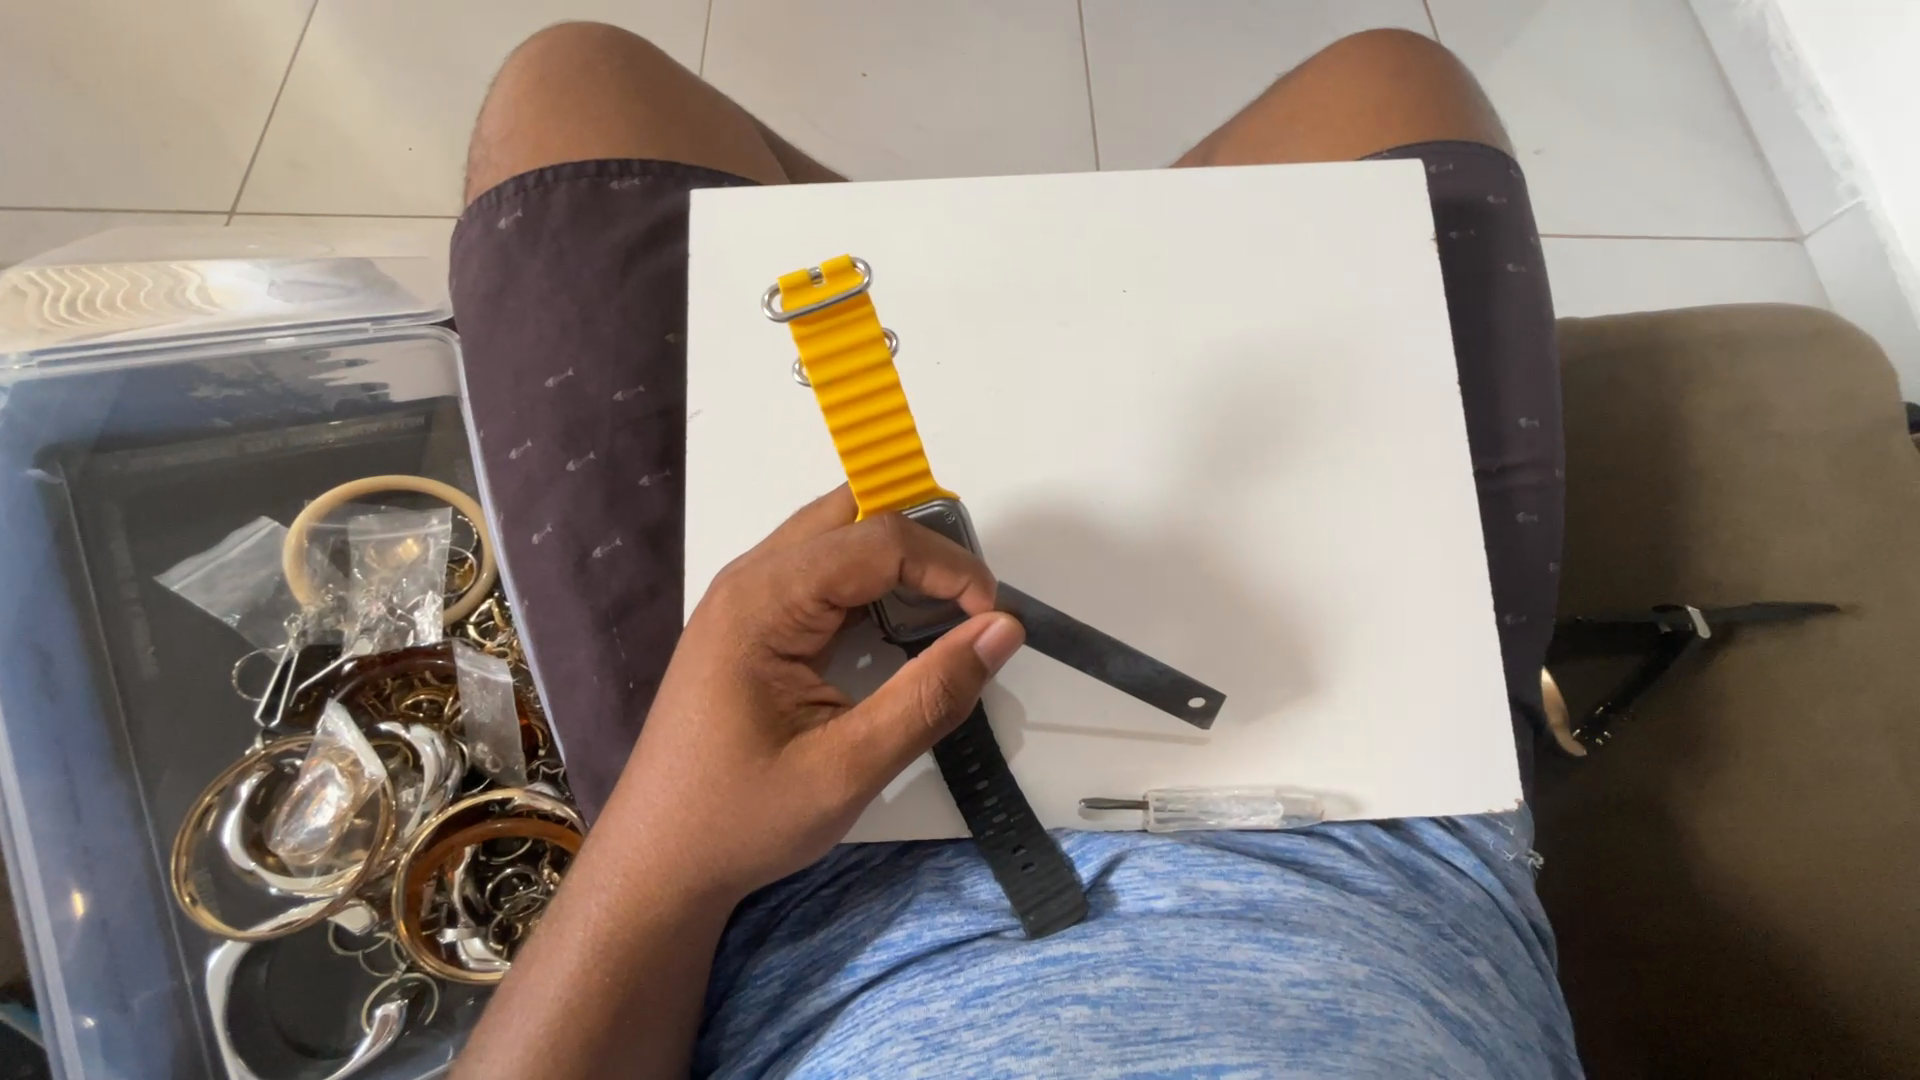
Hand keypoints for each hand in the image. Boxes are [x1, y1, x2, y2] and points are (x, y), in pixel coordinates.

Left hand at [602, 486, 1025, 902]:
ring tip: (943, 612)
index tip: (991, 619)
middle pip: (852, 513)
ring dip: (898, 559)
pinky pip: (822, 570)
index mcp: (764, 601)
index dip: (949, 566)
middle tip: (969, 600)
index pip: (878, 539)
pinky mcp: (752, 619)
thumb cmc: (743, 819)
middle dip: (924, 541)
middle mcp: (750, 578)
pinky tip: (893, 629)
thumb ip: (931, 695)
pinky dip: (871, 583)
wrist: (658, 861)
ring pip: (838, 534)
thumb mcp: (849, 768)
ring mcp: (746, 594)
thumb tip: (1004, 630)